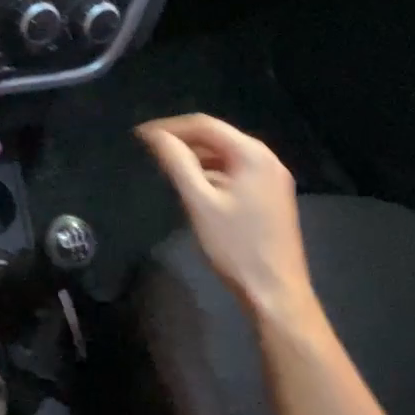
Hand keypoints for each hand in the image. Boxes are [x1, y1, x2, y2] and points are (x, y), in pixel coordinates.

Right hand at [136, 114, 313, 317]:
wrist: (274, 290)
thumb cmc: (235, 247)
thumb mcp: (200, 203)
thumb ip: (177, 164)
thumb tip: (155, 136)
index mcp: (252, 153)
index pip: (205, 125)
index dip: (170, 127)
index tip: (140, 136)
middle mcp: (267, 158)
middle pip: (218, 138)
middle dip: (183, 141)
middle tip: (149, 151)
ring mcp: (272, 178)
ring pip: (227, 157)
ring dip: (197, 159)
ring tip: (165, 168)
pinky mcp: (271, 197)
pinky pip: (237, 173)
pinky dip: (213, 175)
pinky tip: (194, 188)